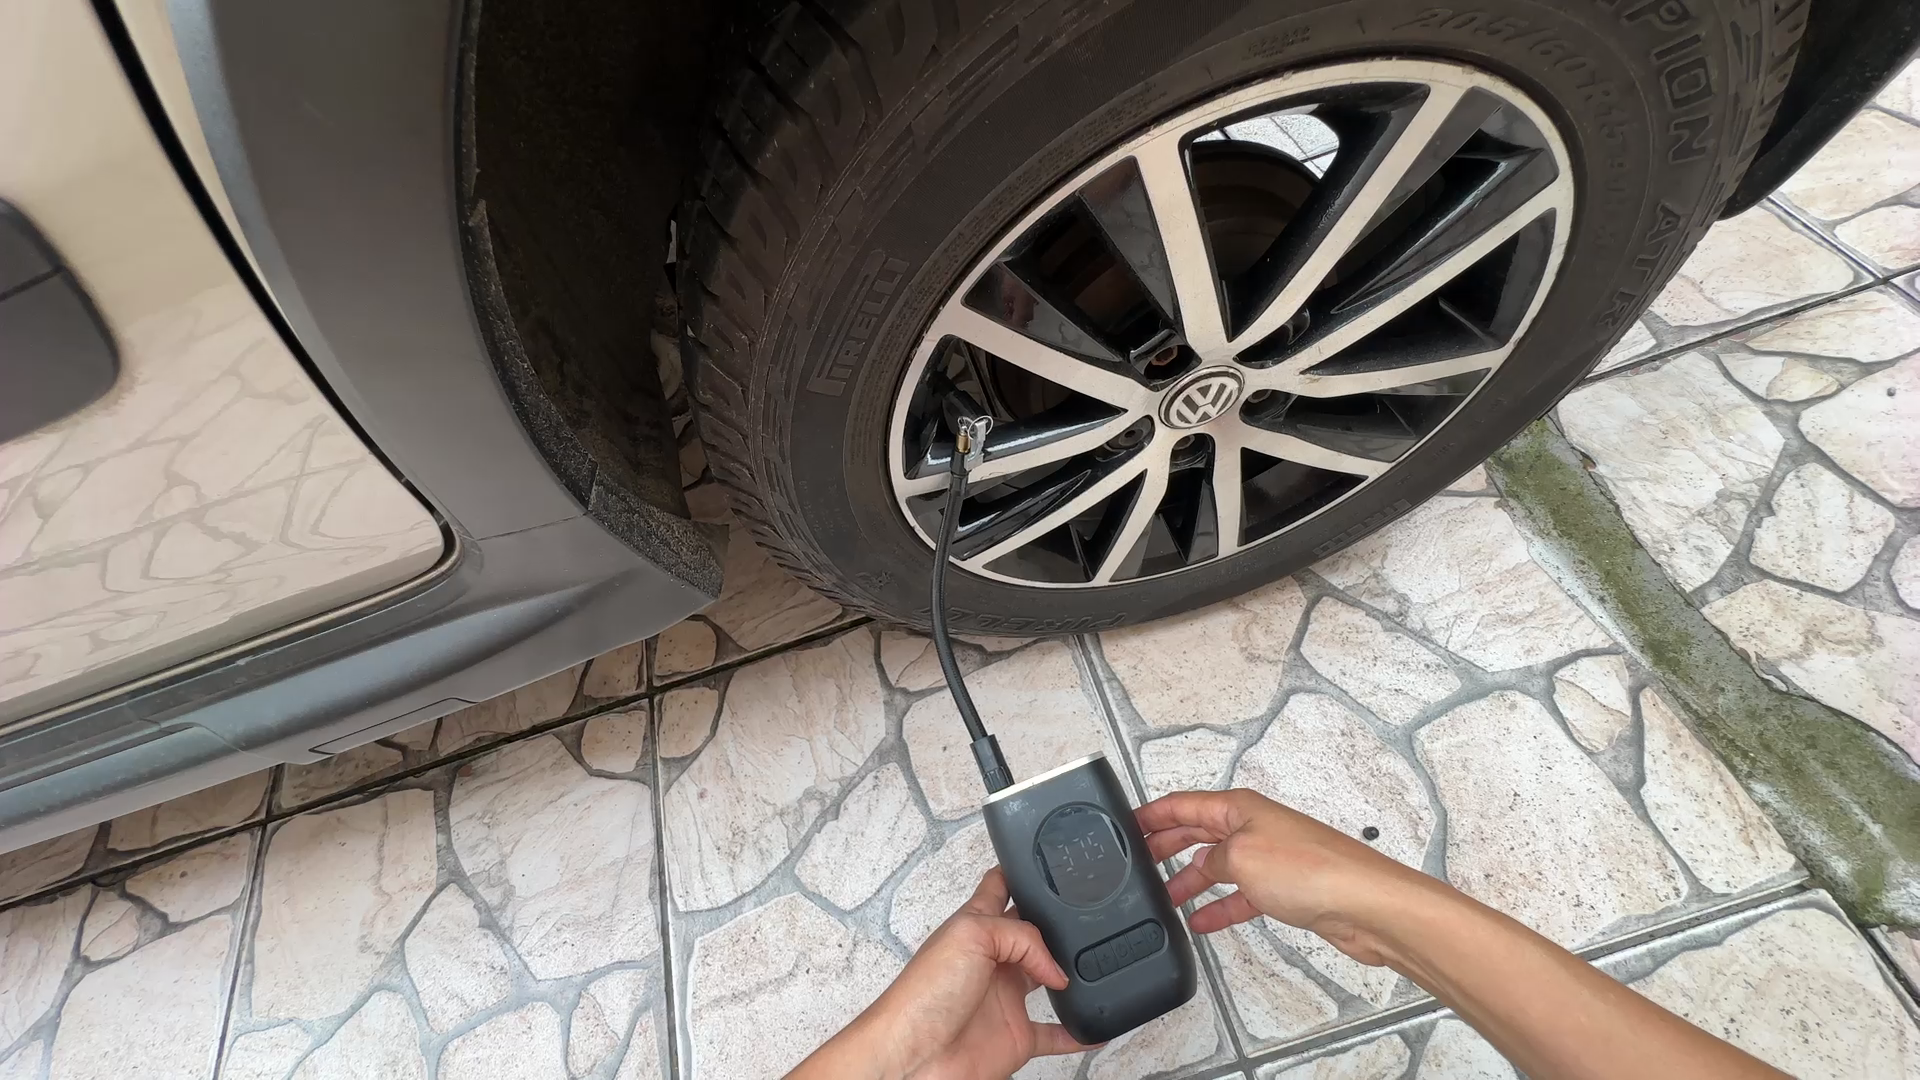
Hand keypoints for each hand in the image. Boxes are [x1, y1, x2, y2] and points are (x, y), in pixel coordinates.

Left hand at [789, 868, 1097, 1079]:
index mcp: (976, 923)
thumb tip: (1055, 968)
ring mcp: (1006, 997)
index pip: (999, 887)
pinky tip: (1096, 1027)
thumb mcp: (971, 935)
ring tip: (1095, 963)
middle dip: (1054, 925)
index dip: (1018, 872)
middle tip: (1083, 918)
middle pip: (1030, 932)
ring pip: (1046, 979)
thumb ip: (1020, 938)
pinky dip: (1078, 1031)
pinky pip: (1056, 1034)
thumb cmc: (924, 992)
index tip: (1043, 862)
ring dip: (1069, 974)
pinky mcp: (1016, 1036)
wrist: (915, 1058)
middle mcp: (994, 957)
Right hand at [1138, 788, 1437, 967]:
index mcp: (1237, 807)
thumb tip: (1206, 866)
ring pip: (1216, 864)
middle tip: (1139, 858)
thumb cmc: (1311, 869)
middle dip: (1166, 844)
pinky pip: (1239, 894)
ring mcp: (1267, 856)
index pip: (1182, 804)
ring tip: (1165, 897)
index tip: (1128, 823)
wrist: (1365, 905)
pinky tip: (1202, 921)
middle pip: (1197, 831)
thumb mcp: (1241, 858)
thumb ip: (1212, 860)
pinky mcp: (1283, 888)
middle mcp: (1251, 826)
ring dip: (1190, 879)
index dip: (1152, 814)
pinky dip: (1219, 906)